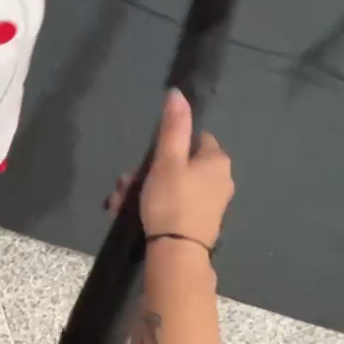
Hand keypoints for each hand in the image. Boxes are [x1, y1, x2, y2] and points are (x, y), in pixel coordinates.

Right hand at [138, 88, 231, 245]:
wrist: (177, 250)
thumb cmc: (172, 200)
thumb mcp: (167, 161)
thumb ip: (172, 128)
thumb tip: (177, 93)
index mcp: (217, 160)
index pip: (196, 138)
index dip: (168, 146)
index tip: (147, 160)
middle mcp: (221, 178)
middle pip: (180, 164)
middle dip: (148, 173)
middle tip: (126, 185)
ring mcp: (212, 202)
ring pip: (172, 185)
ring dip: (144, 190)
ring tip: (121, 202)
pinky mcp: (201, 220)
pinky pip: (174, 204)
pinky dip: (155, 205)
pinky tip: (133, 213)